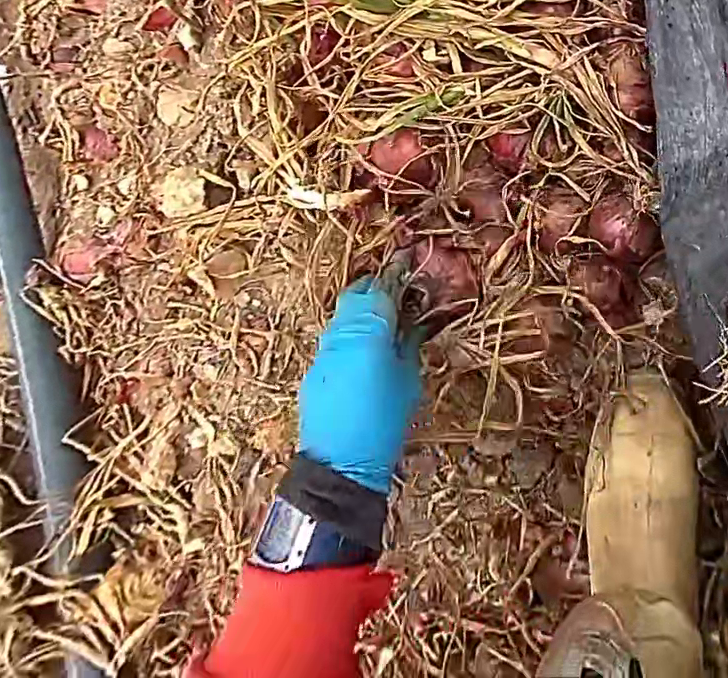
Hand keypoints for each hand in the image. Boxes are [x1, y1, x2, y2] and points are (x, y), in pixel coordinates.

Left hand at [298, 262, 423, 492]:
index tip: (410, 260)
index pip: (382, 289)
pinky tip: (367, 344)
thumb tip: (413, 320)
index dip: (397, 273)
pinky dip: (351, 330)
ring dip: (363, 307)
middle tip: (401, 289)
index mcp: (370, 334)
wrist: (340, 466)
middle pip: (357, 295)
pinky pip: (335, 336)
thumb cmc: (385, 421)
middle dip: (378, 286)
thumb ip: (409, 341)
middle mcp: (340, 335)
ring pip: (343, 314)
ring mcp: (322, 351)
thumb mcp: (409, 377)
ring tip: (387, 315)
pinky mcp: (314, 368)